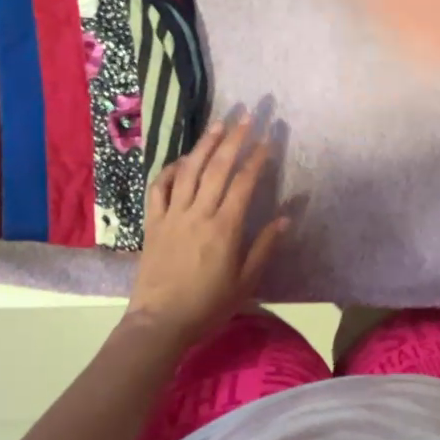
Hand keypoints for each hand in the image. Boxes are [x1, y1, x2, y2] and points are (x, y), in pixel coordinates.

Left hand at [124, 110, 289, 347]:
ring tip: (219, 123)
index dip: (257, 157)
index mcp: (224, 227)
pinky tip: (182, 159)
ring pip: (189, 170)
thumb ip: (264, 247)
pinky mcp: (153, 222)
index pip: (244, 182)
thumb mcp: (245, 282)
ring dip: (205, 144)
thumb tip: (286, 217)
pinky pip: (159, 188)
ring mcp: (172, 215)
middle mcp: (198, 213)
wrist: (159, 324)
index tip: (269, 137)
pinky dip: (170, 169)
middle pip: (218, 167)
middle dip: (235, 138)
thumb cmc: (208, 306)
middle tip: (247, 115)